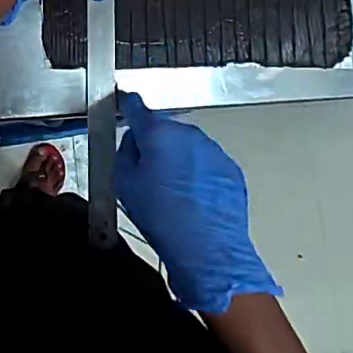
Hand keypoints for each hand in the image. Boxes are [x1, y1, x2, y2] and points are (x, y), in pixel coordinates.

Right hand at [114, 92, 279, 312]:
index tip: (125, 102)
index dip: (127, 104)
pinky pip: (205, 164)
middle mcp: (188, 135)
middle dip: (154, 145)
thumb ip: (123, 153)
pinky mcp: (229, 169)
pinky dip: (196, 176)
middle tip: (145, 174)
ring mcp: (212, 150)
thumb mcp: (124, 184)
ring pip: (186, 147)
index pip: (137, 106)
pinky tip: (189, 201)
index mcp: (159, 133)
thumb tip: (131, 144)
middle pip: (164, 129)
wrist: (208, 250)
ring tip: (170, 195)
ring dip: (176, 161)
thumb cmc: (167, 220)